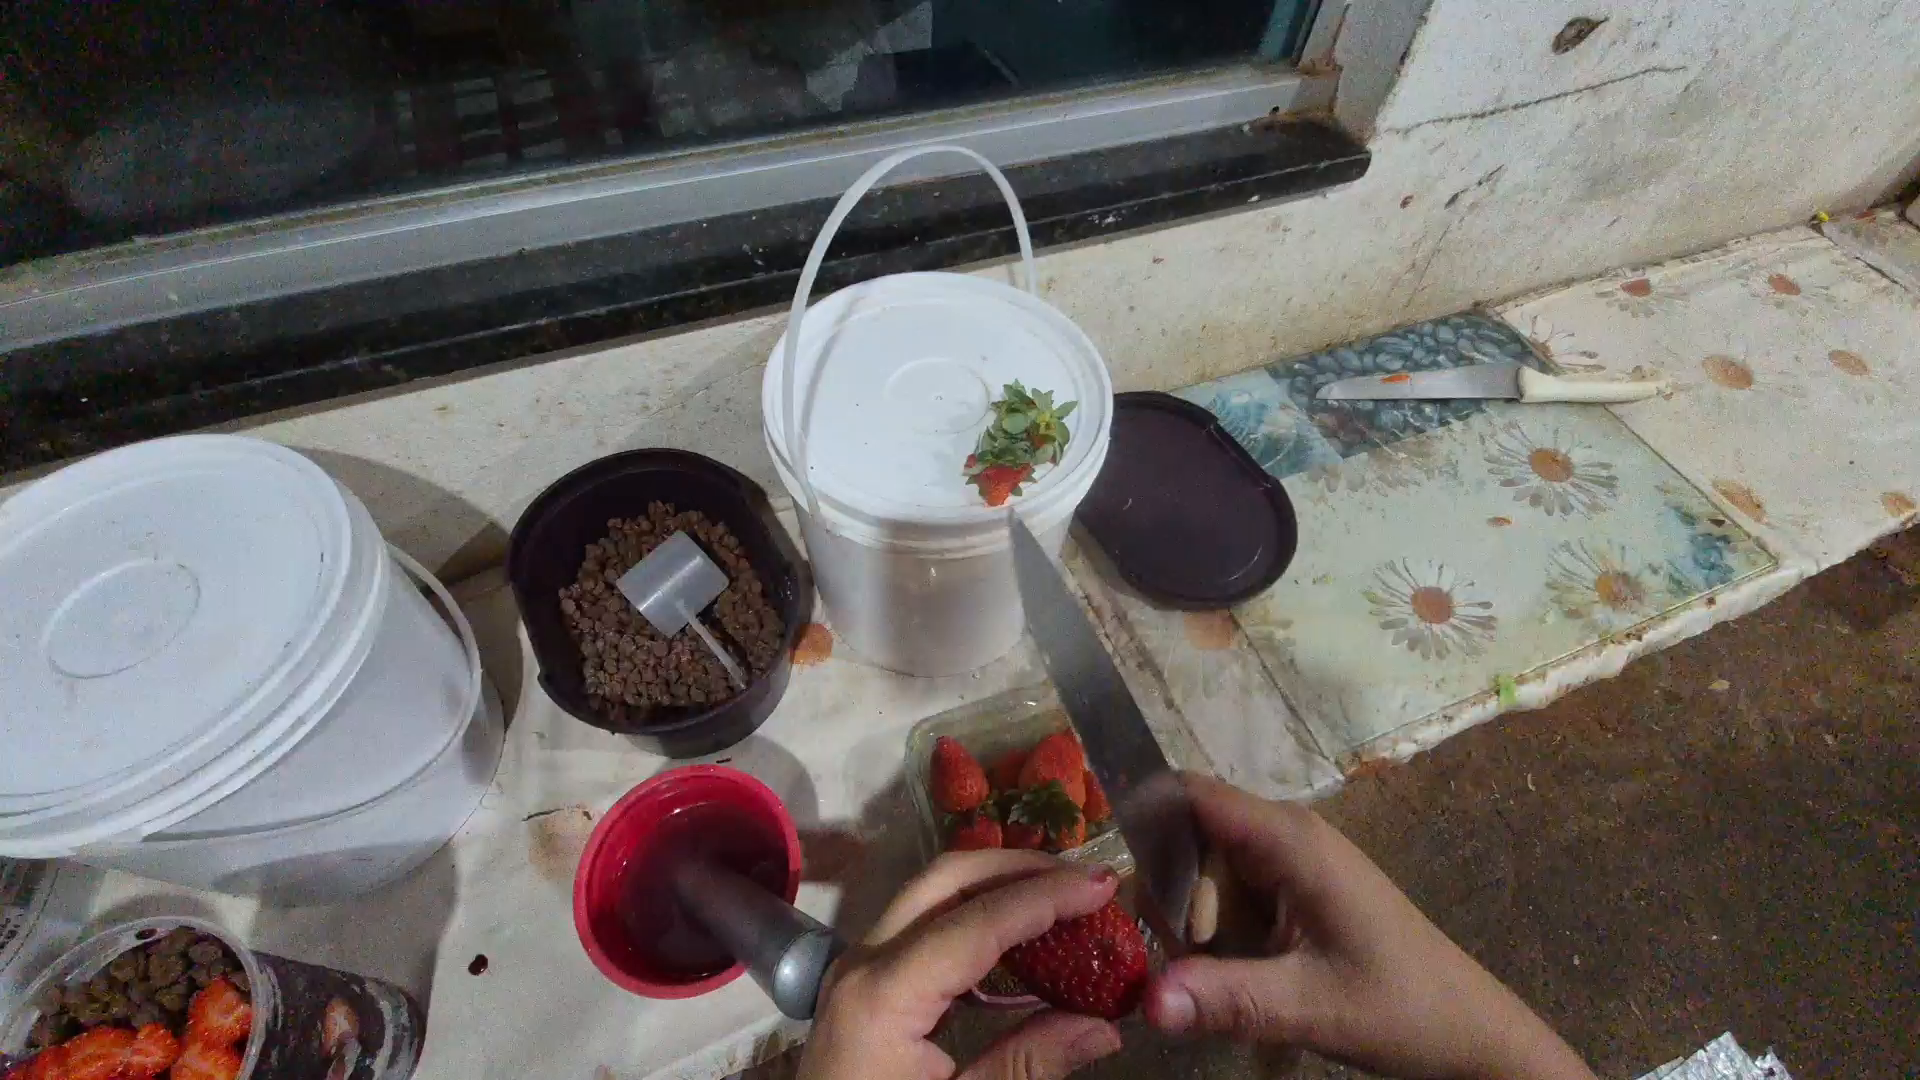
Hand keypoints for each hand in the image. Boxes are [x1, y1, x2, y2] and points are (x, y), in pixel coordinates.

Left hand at [799, 850, 1123, 1079]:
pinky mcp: (866, 981)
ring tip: (1061, 898)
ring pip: (933, 892)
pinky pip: (925, 925)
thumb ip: (1028, 1067)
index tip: (1103, 885)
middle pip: (946, 879)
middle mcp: (865, 960)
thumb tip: (1105, 1026)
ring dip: (998, 885)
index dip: (1044, 897)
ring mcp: (860, 965)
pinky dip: (976, 918)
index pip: (975, 921)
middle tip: (1082, 880)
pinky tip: (1019, 942)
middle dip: (1018, 868)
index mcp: (882, 997)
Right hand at [1145, 775, 1595, 1079]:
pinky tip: (1234, 969)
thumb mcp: (1314, 1007)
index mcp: (1287, 839)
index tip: (1114, 868)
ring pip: (1202, 868)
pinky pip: (1226, 891)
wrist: (1475, 1038)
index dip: (1146, 811)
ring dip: (1193, 918)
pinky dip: (1215, 928)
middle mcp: (1280, 835)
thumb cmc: (1406, 1008)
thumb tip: (1148, 1002)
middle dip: (1171, 894)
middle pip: (1189, 837)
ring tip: (1213, 973)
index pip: (1193, 793)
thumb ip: (1228, 997)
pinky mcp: (1287, 887)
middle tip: (1177, 957)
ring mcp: (1284, 860)